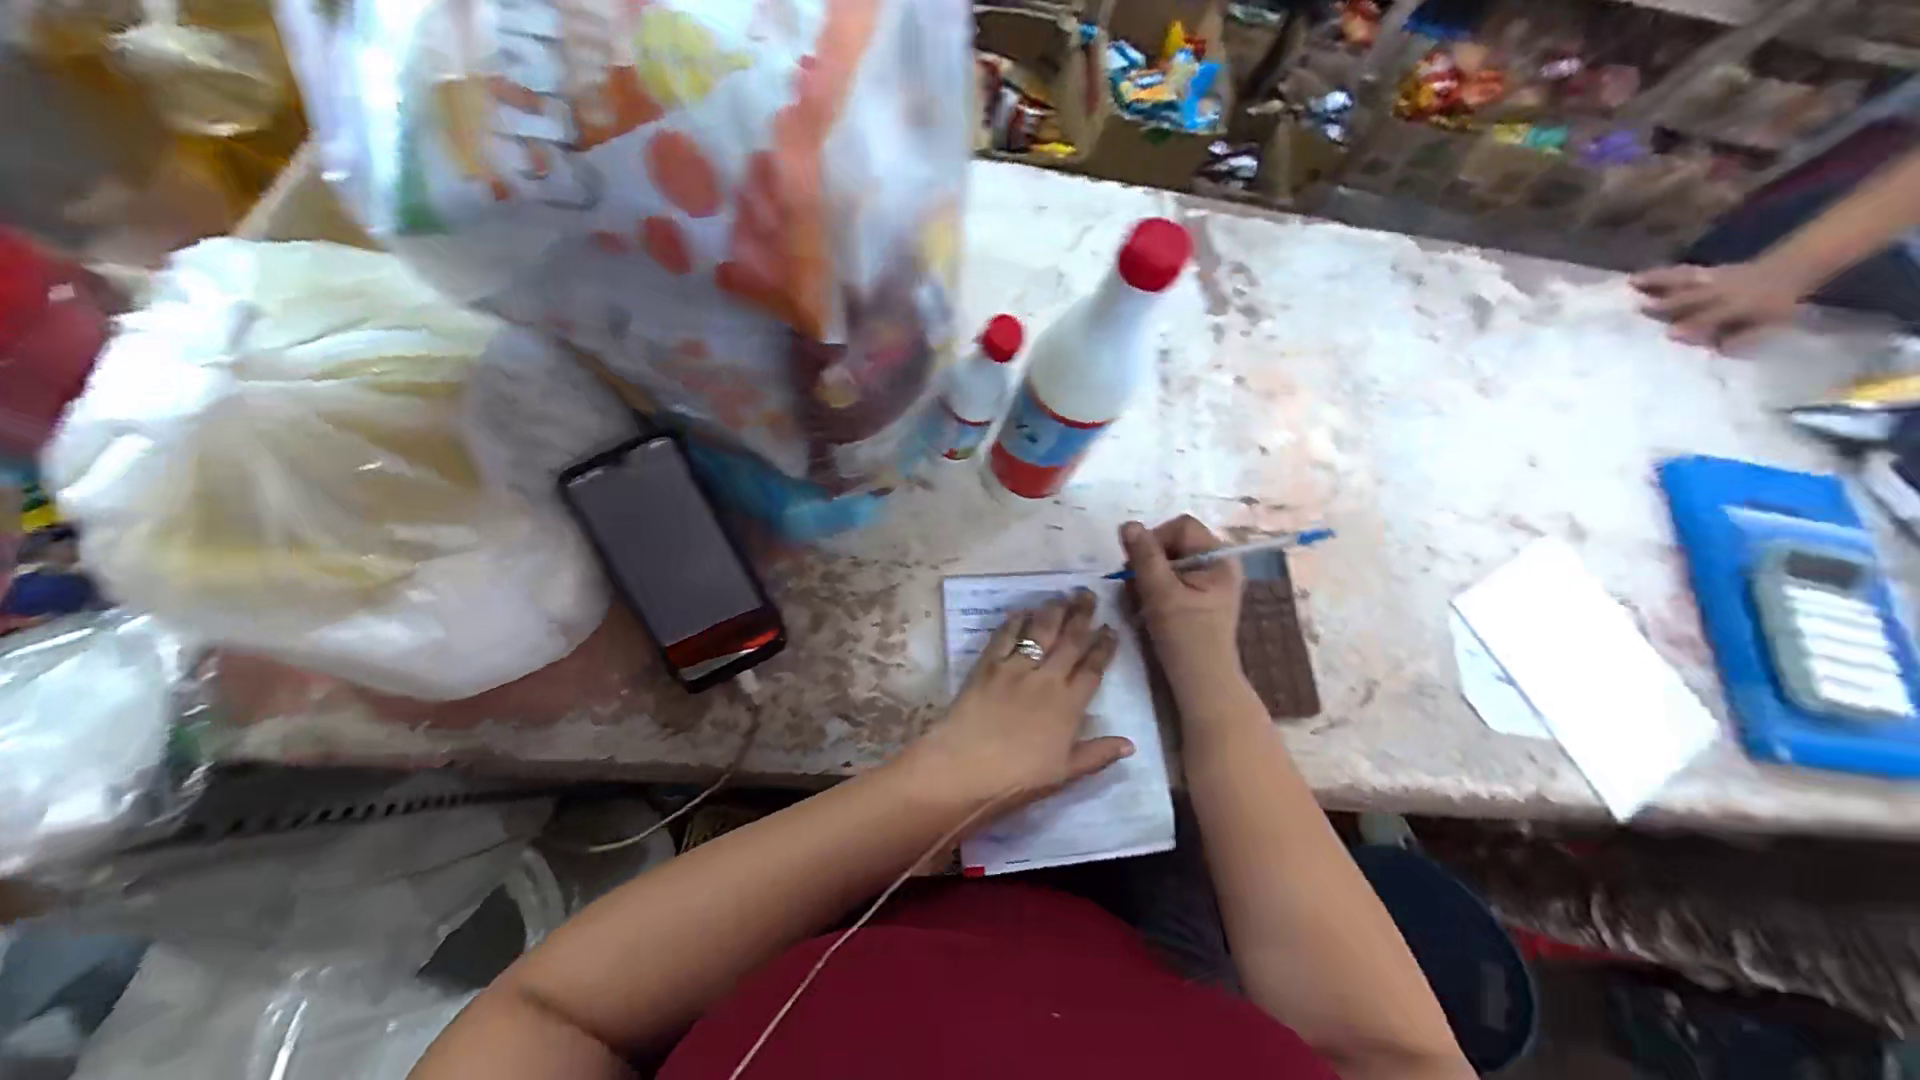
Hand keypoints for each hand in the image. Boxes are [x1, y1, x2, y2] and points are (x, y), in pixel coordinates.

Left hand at [905, 590, 1132, 812]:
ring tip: (1063, 595)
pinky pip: (1005, 636)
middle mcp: (1047, 679)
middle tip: (1090, 594)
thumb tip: (1130, 744)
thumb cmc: (1018, 778)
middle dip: (1082, 616)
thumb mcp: (1065, 773)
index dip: (1104, 648)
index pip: (1093, 669)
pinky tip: (1023, 611)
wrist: (966, 767)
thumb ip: (1097, 754)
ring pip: (1040, 631)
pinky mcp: (987, 665)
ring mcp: (1016, 668)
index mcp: (1069, 705)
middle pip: (1070, 641)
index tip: (1111, 629)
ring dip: (1054, 610)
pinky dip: (1016, 621)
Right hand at [1121, 516, 1243, 684]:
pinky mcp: (1197, 598)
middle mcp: (1218, 564)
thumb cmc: (1186, 638)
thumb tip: (1128, 524)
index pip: (1181, 526)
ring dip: (1147, 577)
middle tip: (1135, 586)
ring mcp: (1208, 582)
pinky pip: (1170, 580)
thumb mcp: (1161, 593)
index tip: (1137, 566)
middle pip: (1173, 542)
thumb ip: (1144, 556)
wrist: (1203, 684)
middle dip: (1148, 560)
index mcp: (1219, 558)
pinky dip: (1153, 589)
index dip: (1154, 539)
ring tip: (1140, 601)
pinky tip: (1147, 608)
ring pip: (1167, 562)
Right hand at [1629, 261, 1803, 349]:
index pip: (1711, 317)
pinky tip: (1638, 278)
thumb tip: (1716, 349)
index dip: (1692, 325)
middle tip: (1639, 307)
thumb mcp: (1772, 324)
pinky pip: (1681, 273)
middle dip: (1668, 302)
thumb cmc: (1778, 303)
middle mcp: (1722, 290)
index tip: (1668, 334)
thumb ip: (1743, 337)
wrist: (1795, 267)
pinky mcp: (1706, 271)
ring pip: (1683, 280)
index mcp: (1739, 305)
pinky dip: (1659, 275)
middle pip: (1692, 296)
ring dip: (1656, 282)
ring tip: (1631, 284)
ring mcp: (1713, 278)